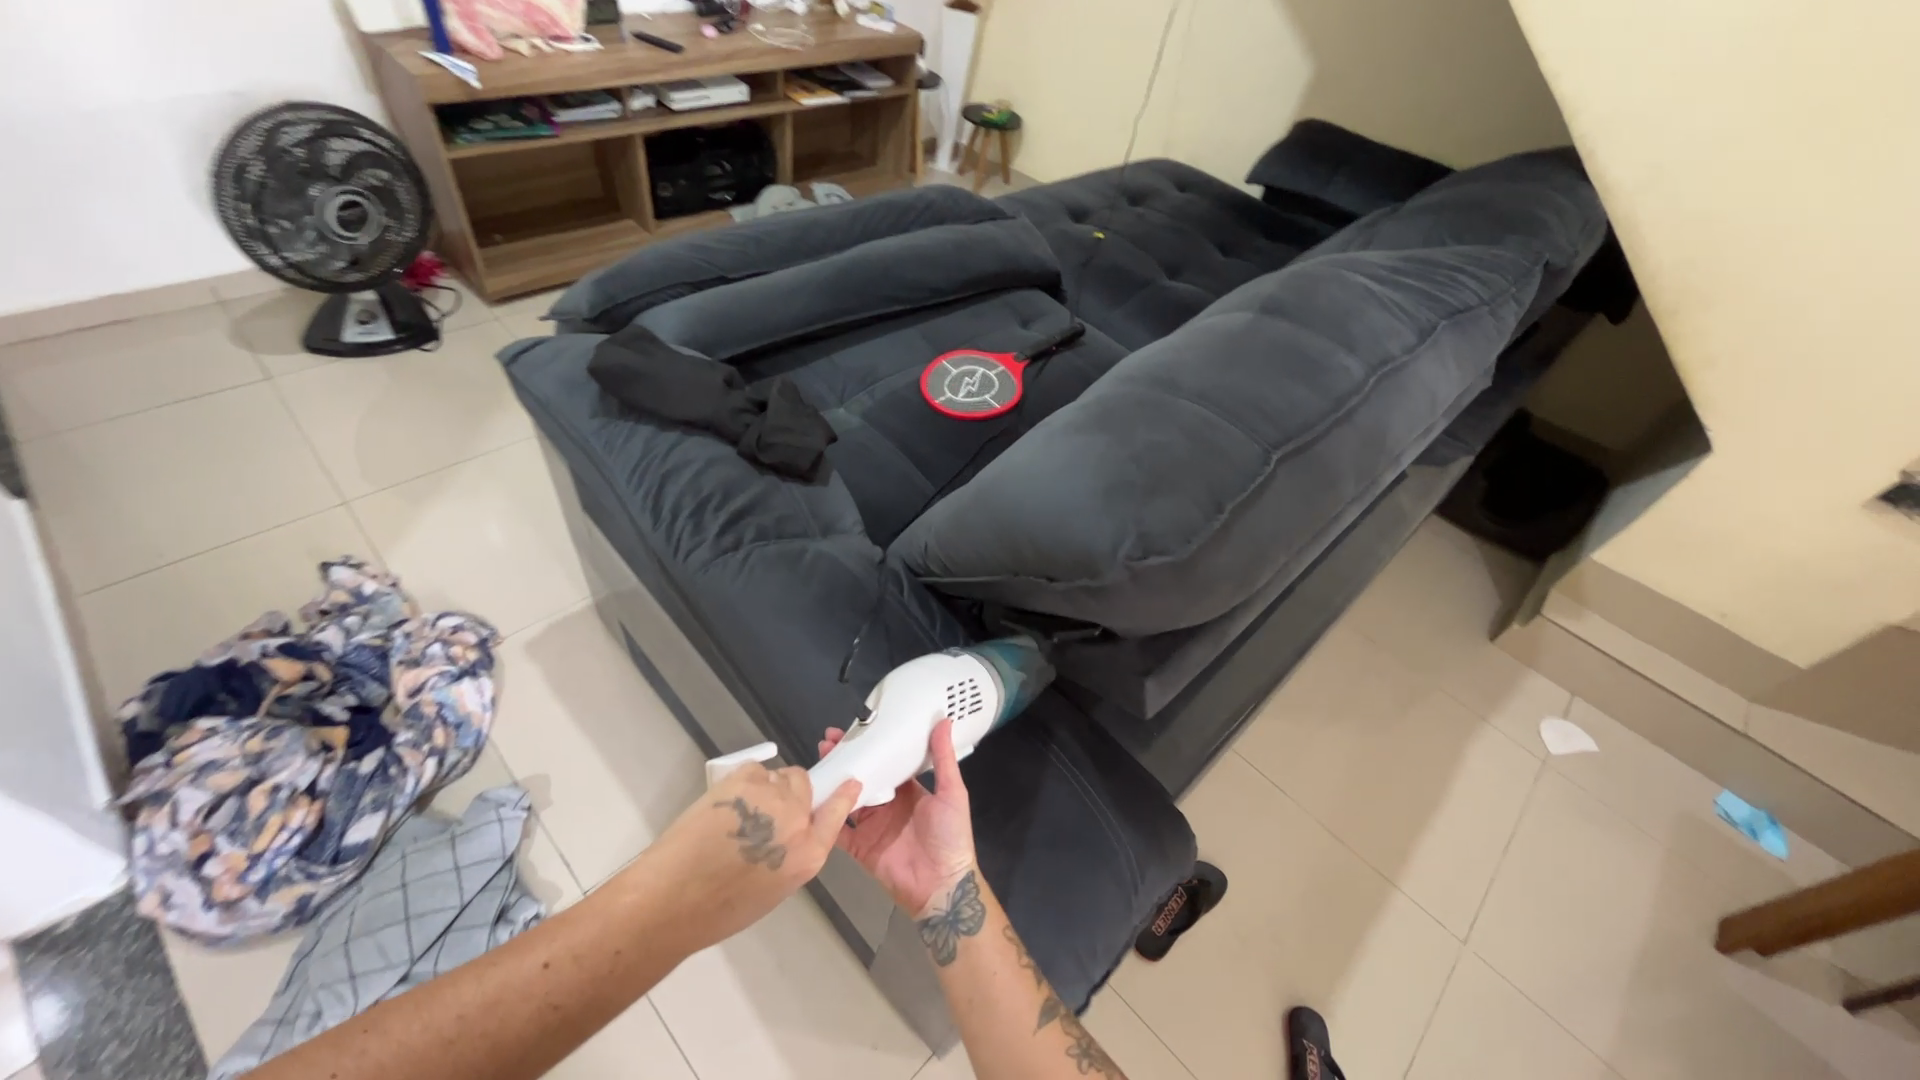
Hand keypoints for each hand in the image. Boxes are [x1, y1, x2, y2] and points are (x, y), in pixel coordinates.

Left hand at [635, 763, 860, 950]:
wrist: (673, 899)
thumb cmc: (718, 909)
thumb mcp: (772, 889)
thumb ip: (791, 855)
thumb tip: (785, 833)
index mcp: (809, 857)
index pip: (836, 815)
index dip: (842, 797)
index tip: (849, 783)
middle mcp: (797, 822)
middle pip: (804, 787)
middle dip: (789, 794)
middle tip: (763, 813)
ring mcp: (772, 797)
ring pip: (777, 776)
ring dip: (765, 788)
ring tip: (738, 813)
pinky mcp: (744, 779)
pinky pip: (755, 770)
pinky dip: (744, 781)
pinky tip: (726, 803)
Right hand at [819, 718, 976, 916]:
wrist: (942, 884)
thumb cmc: (951, 836)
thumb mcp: (952, 793)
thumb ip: (944, 758)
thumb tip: (943, 720)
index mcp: (908, 790)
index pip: (886, 762)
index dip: (871, 746)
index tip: (855, 728)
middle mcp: (888, 804)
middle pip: (863, 777)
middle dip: (846, 759)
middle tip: (828, 741)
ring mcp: (871, 825)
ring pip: (847, 799)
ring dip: (833, 781)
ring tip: (819, 762)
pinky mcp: (859, 846)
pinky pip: (838, 830)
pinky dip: (826, 817)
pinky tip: (813, 799)